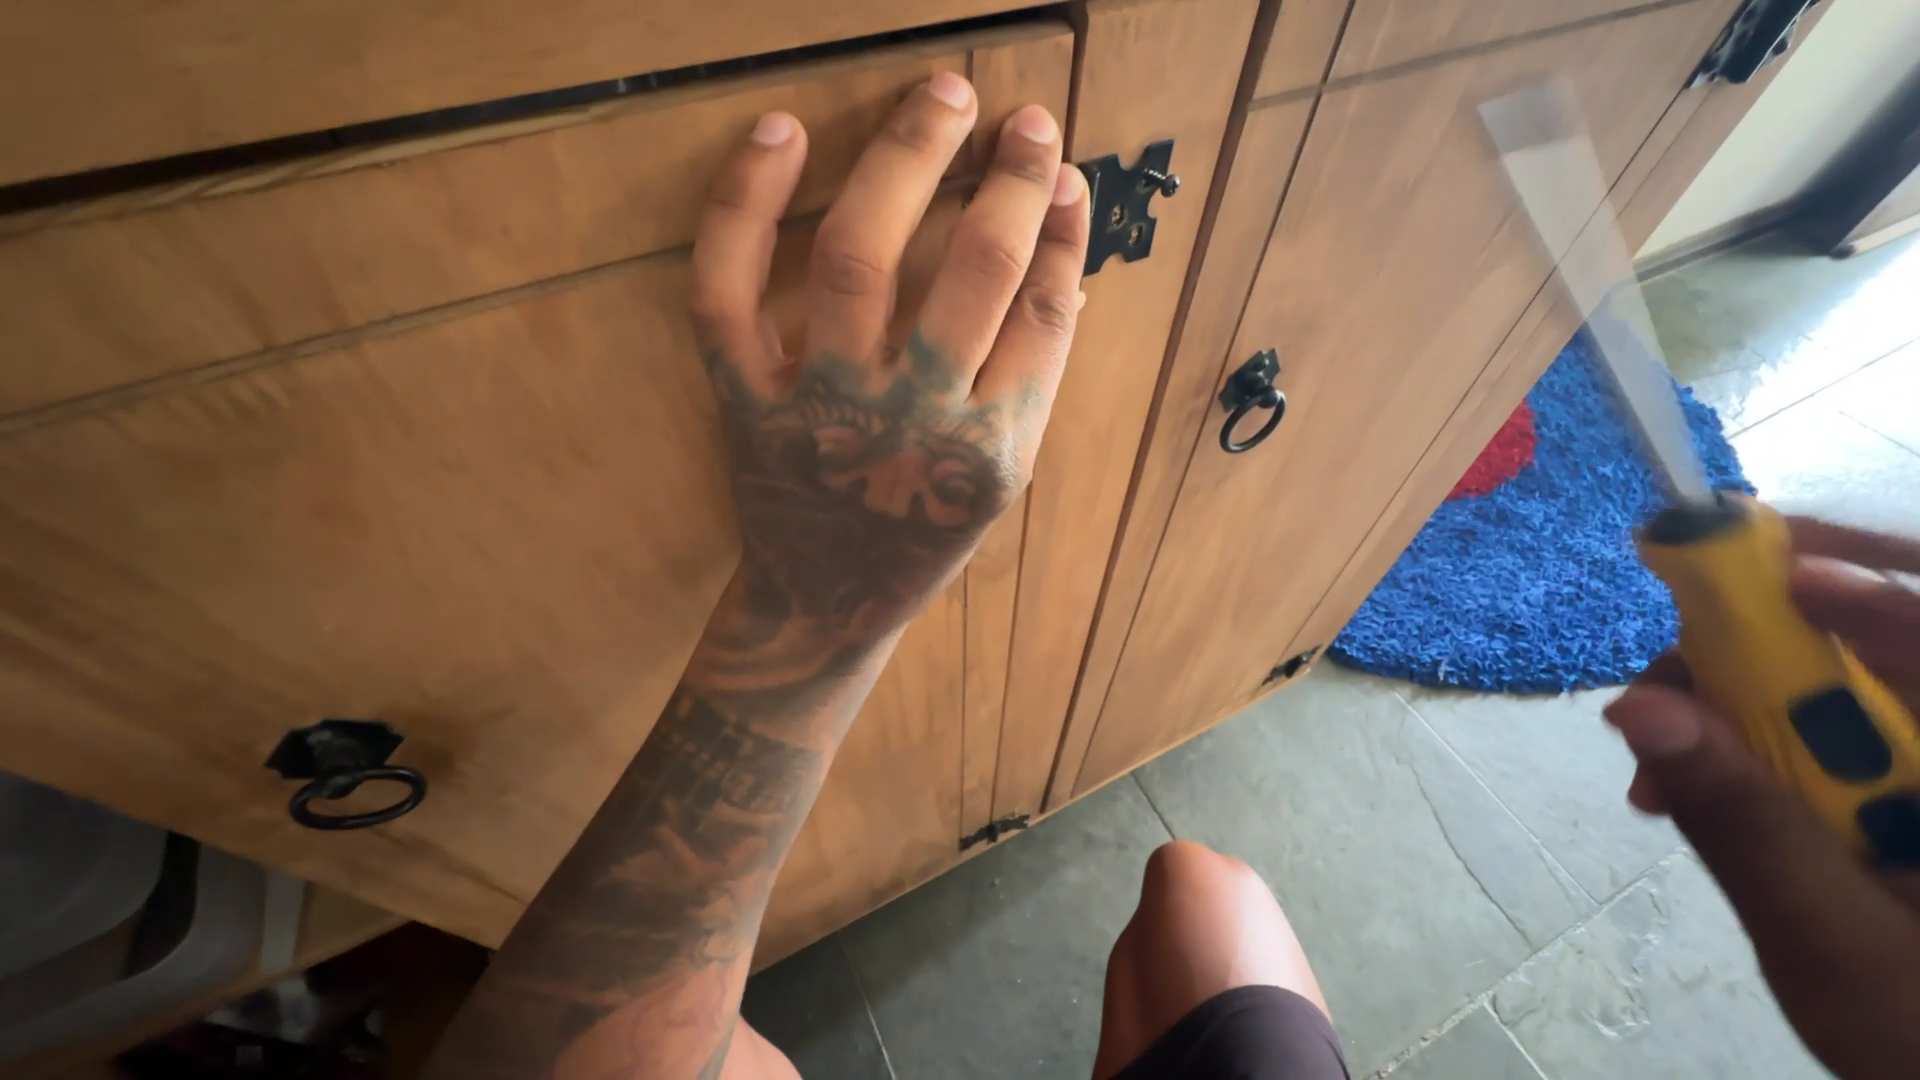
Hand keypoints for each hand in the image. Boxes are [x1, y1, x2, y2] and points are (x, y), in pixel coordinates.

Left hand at [689, 74, 1088, 683]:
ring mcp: (822, 411)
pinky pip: (728, 292)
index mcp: (990, 451)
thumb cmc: (919, 543)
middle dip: (1004, 183)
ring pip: (857, 261)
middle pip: (970, 274)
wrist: (824, 605)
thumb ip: (1032, 386)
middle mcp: (912, 425)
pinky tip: (779, 135)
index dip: (1059, 231)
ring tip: (941, 97)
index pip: (1044, 313)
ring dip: (904, 162)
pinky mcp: (745, 403)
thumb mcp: (998, 483)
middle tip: (1021, 119)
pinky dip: (743, 208)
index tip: (1061, 174)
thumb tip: (1060, 273)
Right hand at [1605, 518, 1919, 1079]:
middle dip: (1773, 625)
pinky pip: (1831, 713)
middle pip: (1898, 633)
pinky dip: (1747, 725)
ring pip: (1851, 670)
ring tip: (1660, 751)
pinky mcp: (1898, 776)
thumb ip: (1748, 829)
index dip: (1877, 593)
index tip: (1764, 568)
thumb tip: (1638, 708)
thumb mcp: (1838, 952)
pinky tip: (1695, 773)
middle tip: (1675, 647)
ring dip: (1736, 688)